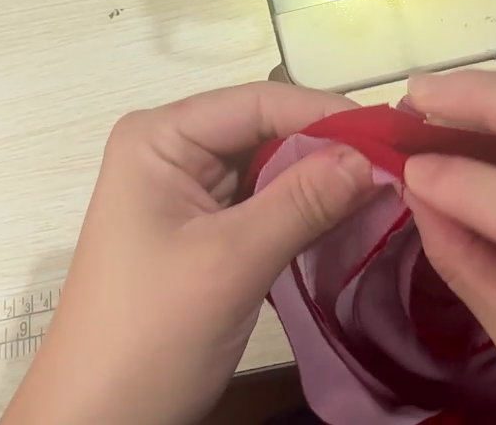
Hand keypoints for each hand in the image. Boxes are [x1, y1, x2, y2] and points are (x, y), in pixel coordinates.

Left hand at [2, 82, 379, 424]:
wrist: (96, 419)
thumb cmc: (149, 333)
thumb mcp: (230, 263)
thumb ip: (301, 202)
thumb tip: (371, 158)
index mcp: (160, 135)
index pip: (256, 102)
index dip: (324, 112)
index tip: (392, 134)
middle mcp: (172, 147)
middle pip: (264, 129)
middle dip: (327, 147)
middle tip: (399, 165)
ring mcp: (186, 187)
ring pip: (268, 165)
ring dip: (321, 179)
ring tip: (388, 188)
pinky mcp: (202, 225)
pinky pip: (262, 200)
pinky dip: (303, 209)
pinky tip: (349, 216)